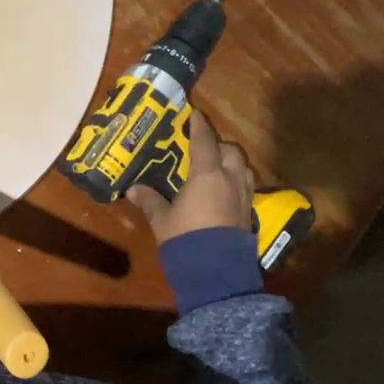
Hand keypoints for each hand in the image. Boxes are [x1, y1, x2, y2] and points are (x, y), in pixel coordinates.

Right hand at [127, 111, 255, 243]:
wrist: (216, 270)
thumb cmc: (185, 238)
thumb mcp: (162, 220)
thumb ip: (150, 201)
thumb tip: (133, 189)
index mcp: (207, 175)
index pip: (204, 141)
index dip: (199, 126)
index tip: (195, 113)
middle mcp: (230, 179)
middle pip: (230, 150)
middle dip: (218, 144)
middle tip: (203, 147)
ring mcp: (244, 196)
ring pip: (243, 167)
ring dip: (231, 161)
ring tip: (217, 167)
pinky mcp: (249, 212)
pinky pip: (246, 186)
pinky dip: (236, 181)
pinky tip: (225, 191)